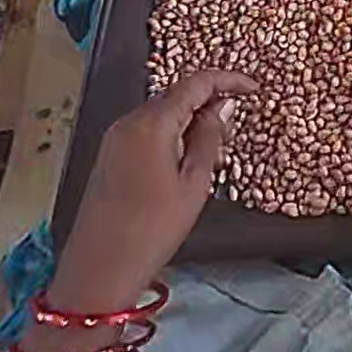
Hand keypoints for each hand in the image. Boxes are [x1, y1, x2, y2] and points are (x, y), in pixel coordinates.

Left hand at [50, 70, 256, 310]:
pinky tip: (189, 155)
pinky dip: (174, 131)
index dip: (228, 80)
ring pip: (163, 111)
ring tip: (216, 144)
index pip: (195, 83)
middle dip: (210, 99)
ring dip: (192, 117)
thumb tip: (223, 105)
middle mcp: (129, 122)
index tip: (252, 88)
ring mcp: (115, 138)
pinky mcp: (110, 154)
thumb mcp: (195, 183)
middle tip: (236, 119)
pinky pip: (149, 128)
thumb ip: (210, 137)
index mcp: (152, 124)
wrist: (99, 271)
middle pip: (177, 93)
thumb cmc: (152, 229)